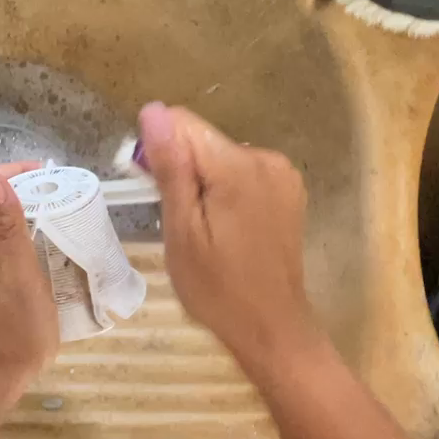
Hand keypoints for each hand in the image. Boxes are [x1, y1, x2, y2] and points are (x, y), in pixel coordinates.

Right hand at [138, 102, 320, 373]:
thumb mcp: (181, 232)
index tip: (150, 189)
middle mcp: (266, 159)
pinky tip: (224, 229)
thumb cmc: (216, 288)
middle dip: (181, 171)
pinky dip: (225, 193)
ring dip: (203, 184)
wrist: (271, 327)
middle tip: (176, 222)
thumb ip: (170, 168)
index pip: (182, 123)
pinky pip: (243, 174)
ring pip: (221, 158)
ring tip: (201, 231)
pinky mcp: (288, 191)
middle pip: (203, 141)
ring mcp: (282, 175)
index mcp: (237, 167)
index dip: (157, 151)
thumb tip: (153, 112)